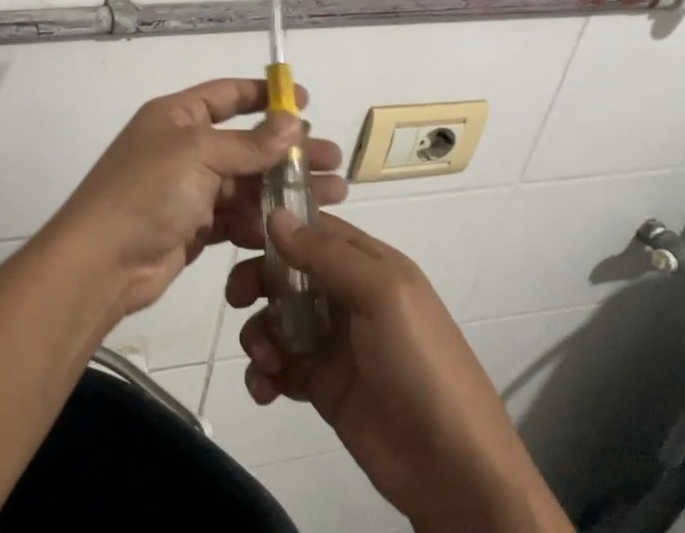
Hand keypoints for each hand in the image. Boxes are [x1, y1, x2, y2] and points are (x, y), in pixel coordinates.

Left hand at [44, 78, 345, 319]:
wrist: (104, 261)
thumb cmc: (147, 193)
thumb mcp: (197, 154)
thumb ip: (248, 142)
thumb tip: (292, 120)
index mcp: (175, 117)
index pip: (225, 95)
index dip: (264, 95)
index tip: (307, 102)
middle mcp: (181, 148)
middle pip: (245, 143)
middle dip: (288, 151)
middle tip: (334, 162)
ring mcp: (187, 190)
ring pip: (245, 184)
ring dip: (284, 188)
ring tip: (332, 196)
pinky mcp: (193, 227)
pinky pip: (236, 217)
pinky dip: (263, 221)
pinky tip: (295, 227)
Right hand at [229, 212, 570, 532]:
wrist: (452, 468)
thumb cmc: (421, 366)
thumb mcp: (382, 296)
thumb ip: (327, 254)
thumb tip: (275, 215)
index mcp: (371, 268)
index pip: (314, 230)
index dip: (274, 227)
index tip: (233, 233)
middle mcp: (349, 299)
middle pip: (285, 273)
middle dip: (255, 282)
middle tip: (237, 300)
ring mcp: (334, 344)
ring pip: (275, 320)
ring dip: (258, 334)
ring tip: (267, 363)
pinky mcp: (322, 385)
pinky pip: (278, 367)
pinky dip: (264, 374)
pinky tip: (266, 390)